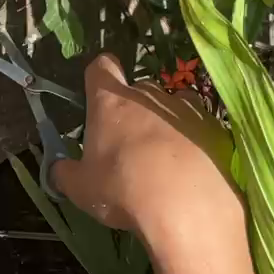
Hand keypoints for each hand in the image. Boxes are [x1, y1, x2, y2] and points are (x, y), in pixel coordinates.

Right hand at [51, 55, 241, 247]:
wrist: (185, 205)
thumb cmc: (121, 188)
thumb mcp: (80, 189)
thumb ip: (65, 174)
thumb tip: (58, 169)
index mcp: (111, 102)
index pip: (101, 68)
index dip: (97, 78)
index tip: (96, 95)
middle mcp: (150, 95)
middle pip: (139, 89)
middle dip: (133, 110)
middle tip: (128, 145)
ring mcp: (187, 109)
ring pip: (173, 107)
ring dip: (166, 124)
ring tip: (164, 159)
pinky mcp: (215, 128)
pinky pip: (200, 128)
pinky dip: (193, 143)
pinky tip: (189, 171)